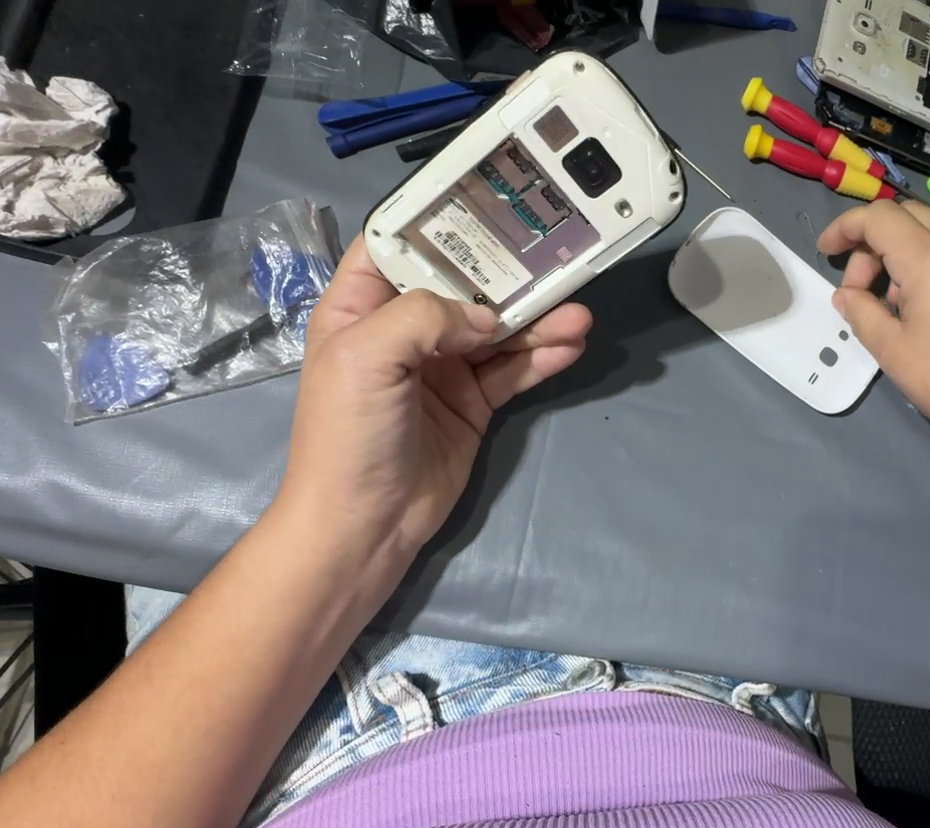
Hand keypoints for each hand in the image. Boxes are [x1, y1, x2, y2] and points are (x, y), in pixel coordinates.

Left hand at [271, 238, 590, 584]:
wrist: (368, 521)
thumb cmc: (348, 433)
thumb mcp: (367, 357)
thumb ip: (426, 319)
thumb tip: (488, 318)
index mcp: (362, 307)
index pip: (401, 246)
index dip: (441, 223)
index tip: (491, 204)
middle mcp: (406, 331)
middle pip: (465, 289)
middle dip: (509, 277)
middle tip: (557, 263)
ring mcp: (444, 369)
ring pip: (498, 333)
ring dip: (538, 322)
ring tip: (580, 314)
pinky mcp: (474, 403)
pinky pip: (513, 372)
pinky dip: (542, 359)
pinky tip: (570, 346)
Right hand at [817, 201, 929, 463]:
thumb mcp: (892, 352)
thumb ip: (862, 313)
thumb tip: (847, 296)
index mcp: (929, 258)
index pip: (878, 218)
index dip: (845, 227)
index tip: (827, 250)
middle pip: (907, 215)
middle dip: (873, 242)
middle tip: (860, 289)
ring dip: (907, 242)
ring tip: (898, 291)